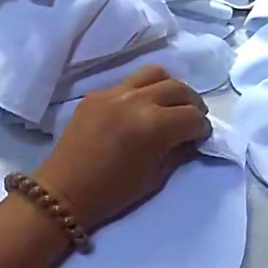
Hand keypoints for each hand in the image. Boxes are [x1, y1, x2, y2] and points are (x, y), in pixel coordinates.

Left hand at [34, 67, 210, 230]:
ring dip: (168, 88)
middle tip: (191, 121)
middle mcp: (136, 101)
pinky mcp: (96, 94)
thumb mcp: (155, 178)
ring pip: (154, 73)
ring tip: (168, 107)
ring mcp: (114, 93)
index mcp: (154, 125)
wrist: (66, 192)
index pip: (193, 116)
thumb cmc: (114, 193)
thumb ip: (178, 152)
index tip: (200, 138)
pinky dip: (141, 93)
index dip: (202, 129)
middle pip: (178, 88)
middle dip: (192, 104)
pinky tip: (137, 112)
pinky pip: (128, 83)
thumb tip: (191, 138)